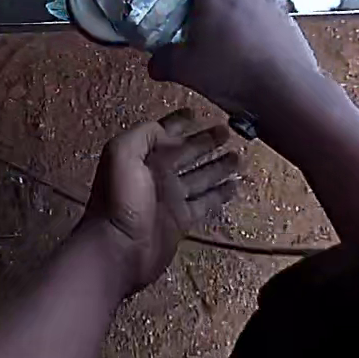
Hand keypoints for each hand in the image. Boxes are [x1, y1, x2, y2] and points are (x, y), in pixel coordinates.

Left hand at [81, 109, 241, 295]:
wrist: (119, 246)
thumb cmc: (120, 198)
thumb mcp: (122, 153)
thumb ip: (144, 135)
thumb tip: (170, 132)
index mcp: (142, 155)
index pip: (163, 132)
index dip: (178, 122)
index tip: (197, 111)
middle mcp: (157, 173)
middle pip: (186, 152)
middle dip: (205, 140)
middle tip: (227, 130)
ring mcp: (171, 196)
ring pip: (200, 176)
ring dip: (218, 165)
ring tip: (239, 155)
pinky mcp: (182, 219)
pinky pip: (206, 202)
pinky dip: (220, 193)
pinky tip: (236, 185)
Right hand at [148, 0, 326, 116]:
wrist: (285, 91)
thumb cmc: (232, 73)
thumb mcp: (185, 71)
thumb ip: (164, 62)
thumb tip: (155, 64)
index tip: (186, 11)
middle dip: (215, 15)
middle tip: (205, 40)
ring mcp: (272, 9)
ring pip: (248, 12)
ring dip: (240, 27)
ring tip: (233, 56)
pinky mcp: (292, 27)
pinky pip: (269, 28)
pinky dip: (262, 40)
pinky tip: (255, 64)